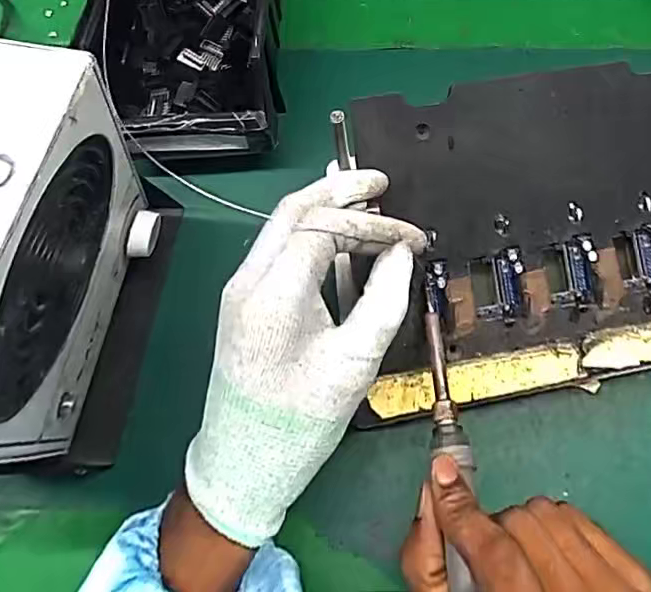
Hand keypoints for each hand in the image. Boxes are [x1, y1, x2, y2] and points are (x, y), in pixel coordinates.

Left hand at [182, 169, 428, 547]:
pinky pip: (281, 246)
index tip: (408, 239)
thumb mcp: (355, 362)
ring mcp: (243, 287)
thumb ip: (384, 299)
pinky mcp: (246, 298)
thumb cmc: (298, 423)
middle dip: (342, 188)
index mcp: (273, 294)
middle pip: (295, 208)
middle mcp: (249, 280)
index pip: (325, 229)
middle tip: (381, 182)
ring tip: (368, 199)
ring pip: (284, 222)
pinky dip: (315, 230)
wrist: (242, 467)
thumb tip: (402, 254)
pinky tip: (343, 234)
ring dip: (327, 205)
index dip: (373, 225)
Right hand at [401, 454, 650, 591]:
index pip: (496, 553)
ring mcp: (621, 589)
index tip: (441, 476)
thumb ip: (437, 573)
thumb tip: (432, 502)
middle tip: (486, 561)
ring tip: (522, 562)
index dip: (461, 512)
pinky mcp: (640, 580)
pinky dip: (560, 526)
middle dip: (495, 530)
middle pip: (521, 524)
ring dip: (526, 525)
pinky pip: (585, 521)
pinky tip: (552, 553)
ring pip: (552, 513)